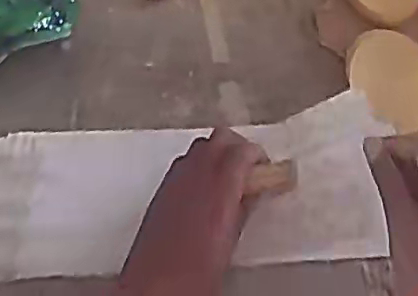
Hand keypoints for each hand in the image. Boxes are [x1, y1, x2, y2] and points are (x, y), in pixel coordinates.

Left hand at [116, 128, 267, 295]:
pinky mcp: (163, 185)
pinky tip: (203, 188)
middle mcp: (197, 171)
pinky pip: (186, 160)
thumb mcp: (230, 242)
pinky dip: (199, 164)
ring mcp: (177, 175)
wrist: (153, 286)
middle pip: (222, 137)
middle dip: (238, 147)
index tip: (264, 168)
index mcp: (220, 184)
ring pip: (203, 145)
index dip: (257, 156)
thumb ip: (242, 209)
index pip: (243, 150)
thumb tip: (252, 193)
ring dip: (217, 152)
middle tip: (248, 169)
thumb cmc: (194, 272)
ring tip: (227, 178)